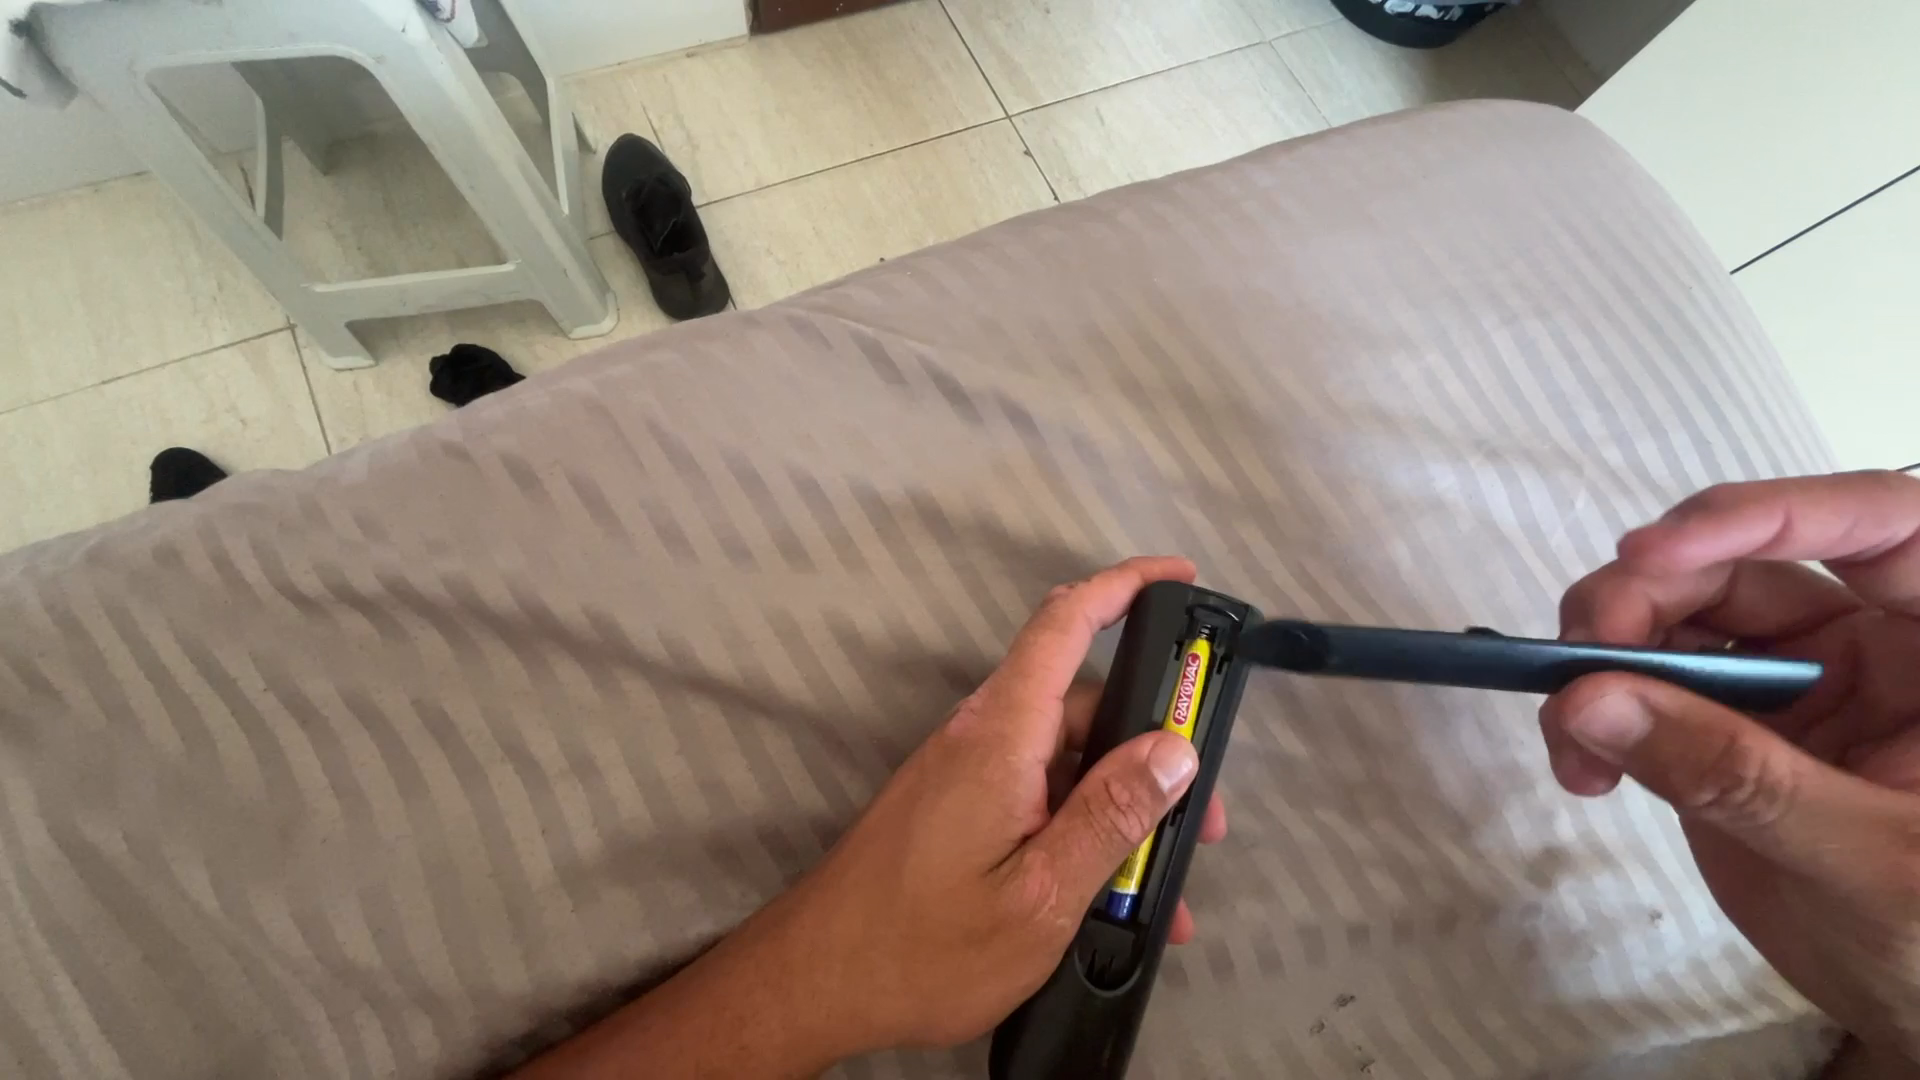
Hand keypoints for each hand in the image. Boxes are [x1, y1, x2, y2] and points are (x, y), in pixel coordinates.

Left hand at [516, 557, 1229, 1078]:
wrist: (821, 977)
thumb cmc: (926, 945)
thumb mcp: (1040, 894)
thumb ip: (1109, 816)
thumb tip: (1174, 749)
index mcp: (1002, 731)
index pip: (1065, 622)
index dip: (1124, 584)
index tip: (1180, 574)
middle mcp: (986, 732)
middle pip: (1085, 700)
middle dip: (1153, 743)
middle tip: (1203, 818)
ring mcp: (972, 766)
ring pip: (1068, 753)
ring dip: (1122, 801)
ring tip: (1163, 880)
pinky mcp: (965, 799)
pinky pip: (1040, 789)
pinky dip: (1084, 824)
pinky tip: (1112, 893)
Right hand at [1538, 471, 1919, 1062]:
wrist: (1918, 1016)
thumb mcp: (1868, 866)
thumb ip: (1734, 776)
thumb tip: (1585, 699)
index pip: (1885, 527)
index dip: (1767, 516)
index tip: (1649, 553)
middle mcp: (1869, 647)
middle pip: (1729, 571)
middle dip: (1634, 604)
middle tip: (1575, 662)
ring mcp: (1783, 682)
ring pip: (1659, 620)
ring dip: (1591, 664)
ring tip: (1569, 738)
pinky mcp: (1712, 719)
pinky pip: (1625, 684)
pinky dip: (1583, 714)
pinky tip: (1577, 767)